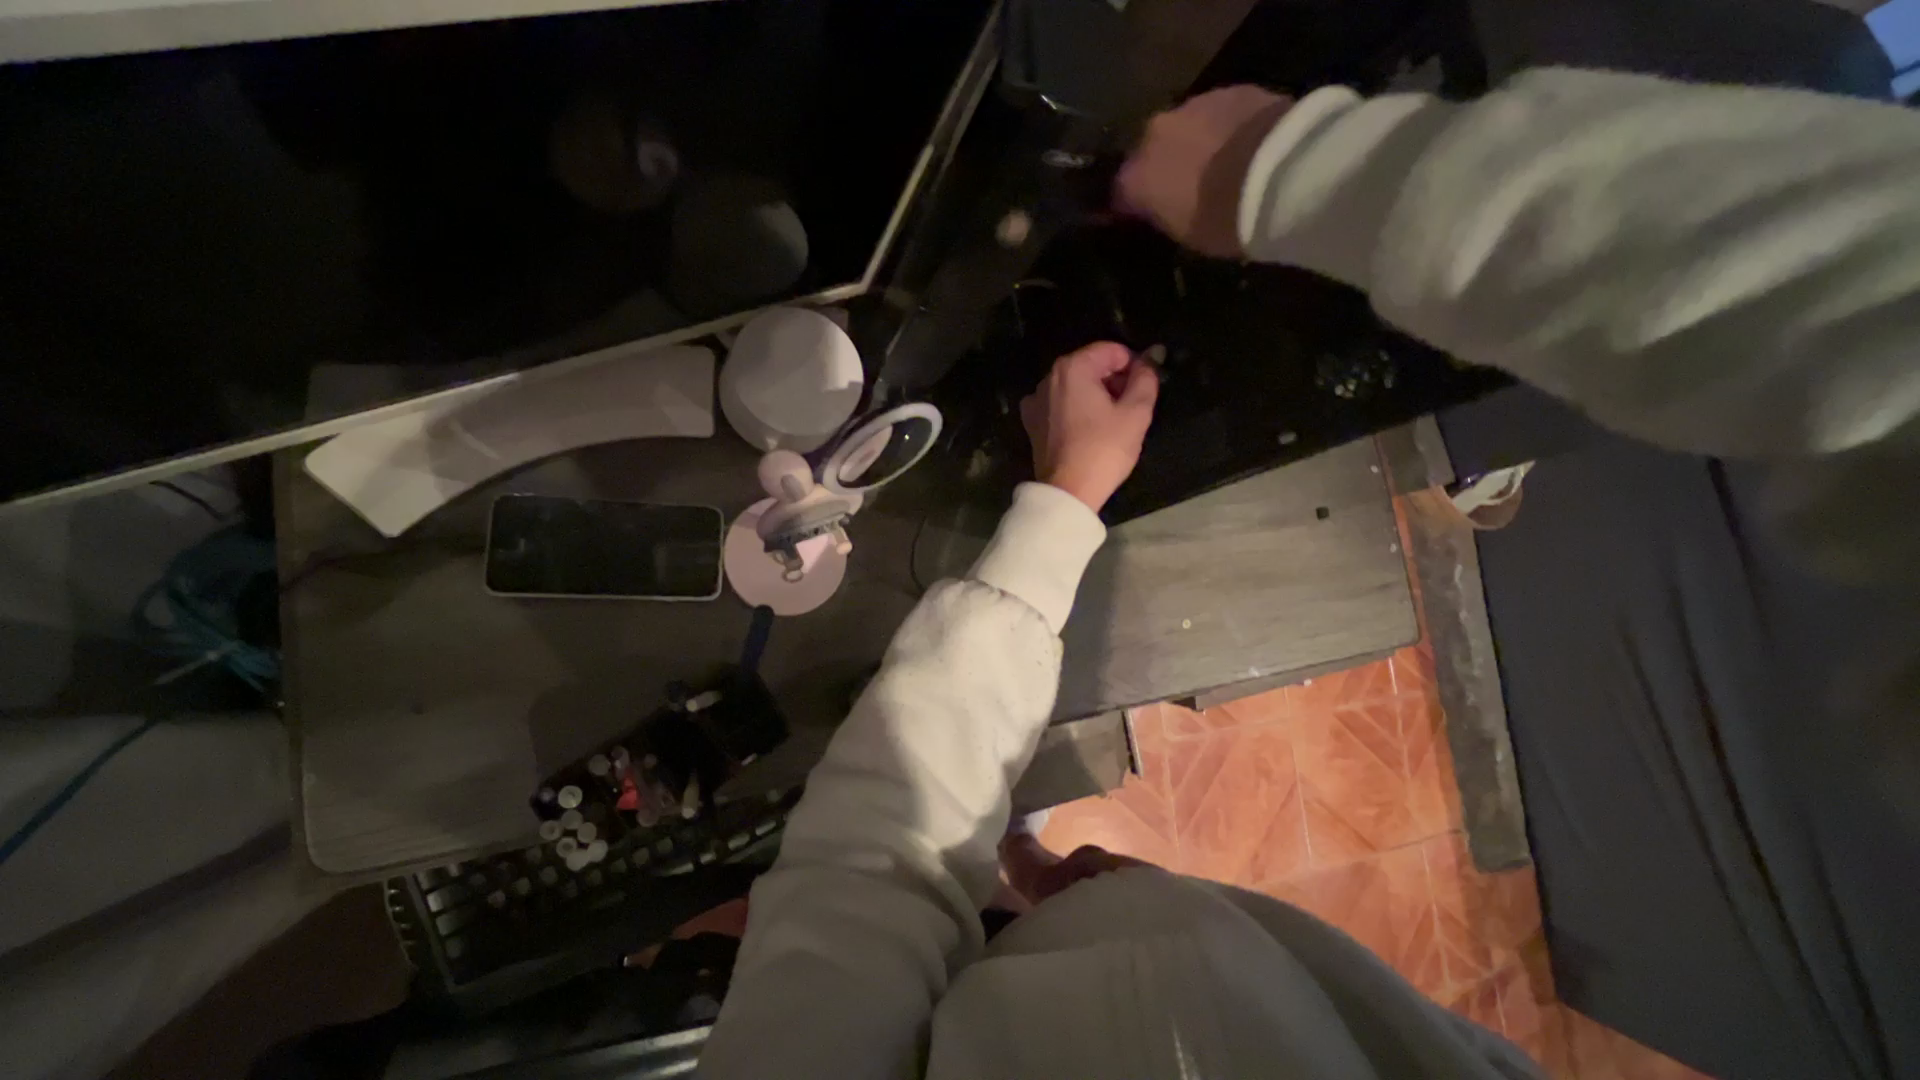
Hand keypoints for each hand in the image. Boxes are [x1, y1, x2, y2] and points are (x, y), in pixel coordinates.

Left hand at [1020, 342, 1158, 512]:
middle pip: (1091, 366)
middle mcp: (1048, 378)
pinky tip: (1089, 429)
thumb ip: (1146, 378)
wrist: (1068, 492)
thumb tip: (1151, 357)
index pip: (1112, 350)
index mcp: (1072, 367)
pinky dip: (1077, 409)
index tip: (1146, 386)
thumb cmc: (1104, 450)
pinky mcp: (1033, 423)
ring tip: (1114, 421)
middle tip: (1134, 406)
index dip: (1135, 364)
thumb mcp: (1136, 413)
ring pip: (1076, 386)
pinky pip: (1061, 405)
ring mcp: (1036, 401)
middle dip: (1115, 380)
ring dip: (1098, 395)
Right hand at [1115, 85, 1294, 257]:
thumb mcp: (1186, 233)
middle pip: (1149, 150)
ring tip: (1218, 162)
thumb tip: (1158, 206)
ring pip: (1184, 127)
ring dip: (1194, 142)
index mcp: (1136, 177)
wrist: (1283, 172)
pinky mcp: (1231, 89)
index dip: (1132, 206)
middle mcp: (1153, 134)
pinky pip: (1218, 114)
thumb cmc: (1226, 218)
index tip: (1143, 216)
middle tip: (1183, 185)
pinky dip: (1223, 128)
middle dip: (1162, 165)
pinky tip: (1242, 144)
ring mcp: (1192, 105)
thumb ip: (1164, 214)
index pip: (1121, 194)